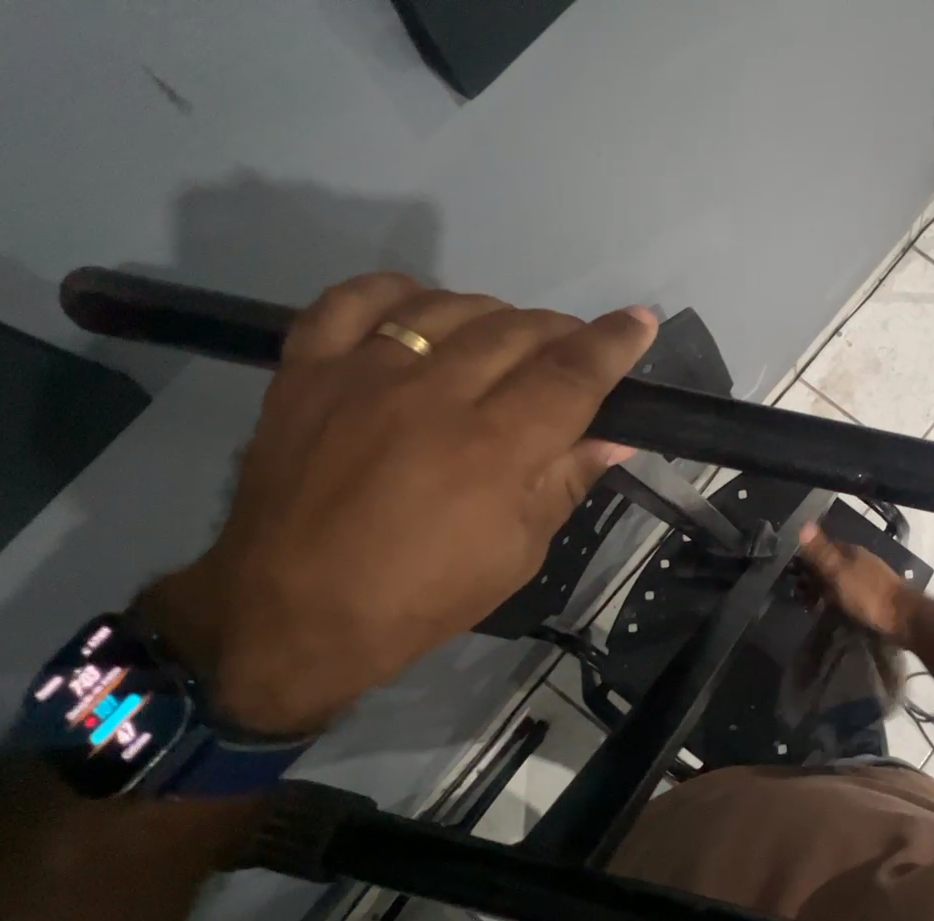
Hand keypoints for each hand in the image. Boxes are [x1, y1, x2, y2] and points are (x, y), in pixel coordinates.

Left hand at [140, 274, 656, 736]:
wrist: (292, 612)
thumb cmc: (423, 597)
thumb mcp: (518, 554)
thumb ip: (565, 483)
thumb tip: (615, 439)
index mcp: (494, 449)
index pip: (571, 374)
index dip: (613, 344)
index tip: (641, 321)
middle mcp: (434, 395)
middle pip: (518, 332)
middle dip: (563, 332)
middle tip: (577, 352)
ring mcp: (364, 374)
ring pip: (450, 307)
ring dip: (497, 315)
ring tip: (509, 340)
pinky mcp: (307, 370)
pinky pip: (355, 299)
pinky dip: (400, 294)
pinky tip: (424, 312)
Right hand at [796, 524, 921, 644]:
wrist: (903, 618)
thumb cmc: (868, 594)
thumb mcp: (839, 572)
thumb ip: (821, 552)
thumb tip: (804, 524)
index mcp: (853, 552)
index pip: (825, 546)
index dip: (809, 558)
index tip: (794, 573)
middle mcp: (862, 562)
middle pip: (834, 564)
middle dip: (818, 577)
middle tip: (802, 595)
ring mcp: (871, 579)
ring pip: (843, 581)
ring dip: (829, 591)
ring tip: (815, 606)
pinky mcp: (877, 597)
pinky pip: (852, 595)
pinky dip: (841, 601)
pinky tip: (836, 612)